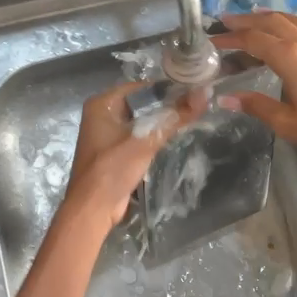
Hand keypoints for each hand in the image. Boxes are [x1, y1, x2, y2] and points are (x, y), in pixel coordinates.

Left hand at [59, 80, 196, 229]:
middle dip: (164, 107)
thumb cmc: (113, 168)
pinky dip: (152, 137)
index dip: (164, 89)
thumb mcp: (146, 141)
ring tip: (189, 118)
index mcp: (102, 104)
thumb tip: (204, 94)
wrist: (92, 209)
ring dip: (160, 123)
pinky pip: (137, 137)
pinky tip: (173, 137)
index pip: (139, 88)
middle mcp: (102, 114)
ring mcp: (107, 134)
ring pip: (140, 121)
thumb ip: (174, 117)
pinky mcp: (114, 152)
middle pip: (140, 104)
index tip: (191, 90)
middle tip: (195, 105)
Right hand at [212, 12, 296, 175]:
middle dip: (246, 20)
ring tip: (254, 18)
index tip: (212, 39)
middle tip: (225, 22)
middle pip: (271, 22)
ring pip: (293, 21)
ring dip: (270, 17)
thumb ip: (256, 106)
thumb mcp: (287, 123)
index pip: (252, 40)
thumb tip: (225, 99)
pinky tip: (296, 26)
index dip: (230, 38)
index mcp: (289, 57)